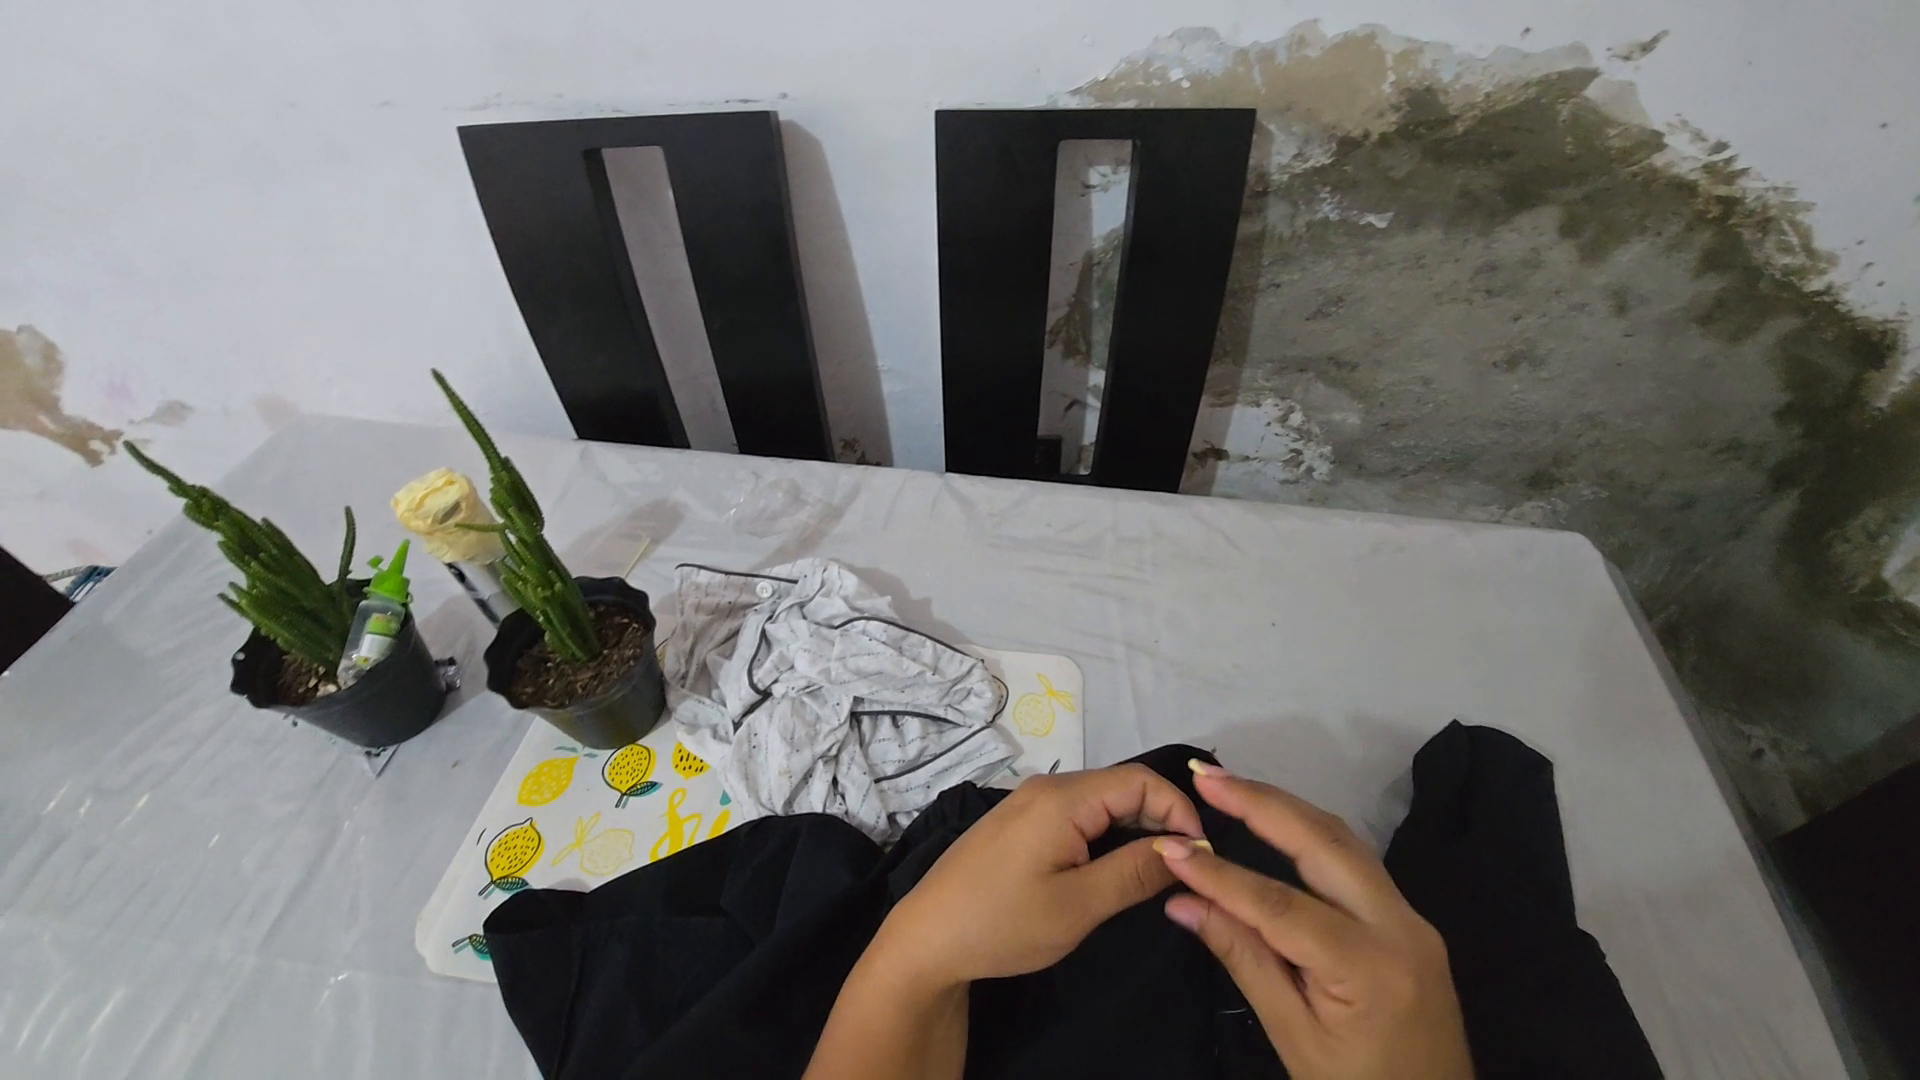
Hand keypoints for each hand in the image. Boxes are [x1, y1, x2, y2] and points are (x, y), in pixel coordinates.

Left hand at [877, 763, 1206, 988]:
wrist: (928, 938)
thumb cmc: (1003, 923)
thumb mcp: (1078, 905)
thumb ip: (1134, 872)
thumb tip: (1187, 849)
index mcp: (1062, 798)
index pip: (1141, 781)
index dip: (1179, 811)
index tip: (1200, 857)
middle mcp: (1047, 787)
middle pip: (1121, 787)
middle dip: (1159, 821)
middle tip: (1183, 871)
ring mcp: (1030, 802)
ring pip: (1100, 802)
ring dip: (1133, 830)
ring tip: (1153, 874)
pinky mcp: (1020, 822)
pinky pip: (1077, 814)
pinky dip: (1105, 834)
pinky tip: (1111, 868)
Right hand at [1159, 762, 1472, 1079]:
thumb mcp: (1292, 1036)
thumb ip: (1242, 957)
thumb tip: (1180, 901)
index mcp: (1369, 967)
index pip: (1278, 904)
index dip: (1219, 874)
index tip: (1170, 847)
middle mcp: (1399, 926)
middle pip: (1321, 843)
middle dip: (1259, 802)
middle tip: (1204, 776)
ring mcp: (1409, 917)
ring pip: (1341, 838)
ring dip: (1281, 805)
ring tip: (1227, 785)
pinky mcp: (1407, 917)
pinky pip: (1352, 857)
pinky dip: (1305, 828)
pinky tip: (1273, 816)